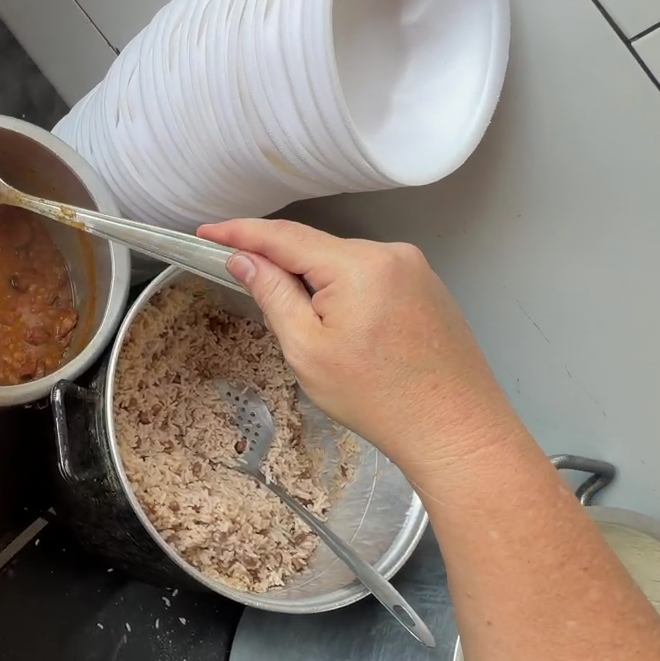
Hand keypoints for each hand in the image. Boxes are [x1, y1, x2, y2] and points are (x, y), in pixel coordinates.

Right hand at [196, 219, 522, 476]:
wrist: (453, 428)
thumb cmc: (376, 397)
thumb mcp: (306, 348)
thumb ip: (272, 295)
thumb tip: (244, 261)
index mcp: (358, 265)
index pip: (283, 236)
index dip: (239, 232)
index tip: (205, 232)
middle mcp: (390, 254)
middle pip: (313, 249)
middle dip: (276, 267)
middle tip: (248, 297)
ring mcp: (412, 269)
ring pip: (338, 265)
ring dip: (309, 285)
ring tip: (305, 334)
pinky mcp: (424, 287)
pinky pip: (365, 277)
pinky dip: (338, 292)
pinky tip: (337, 331)